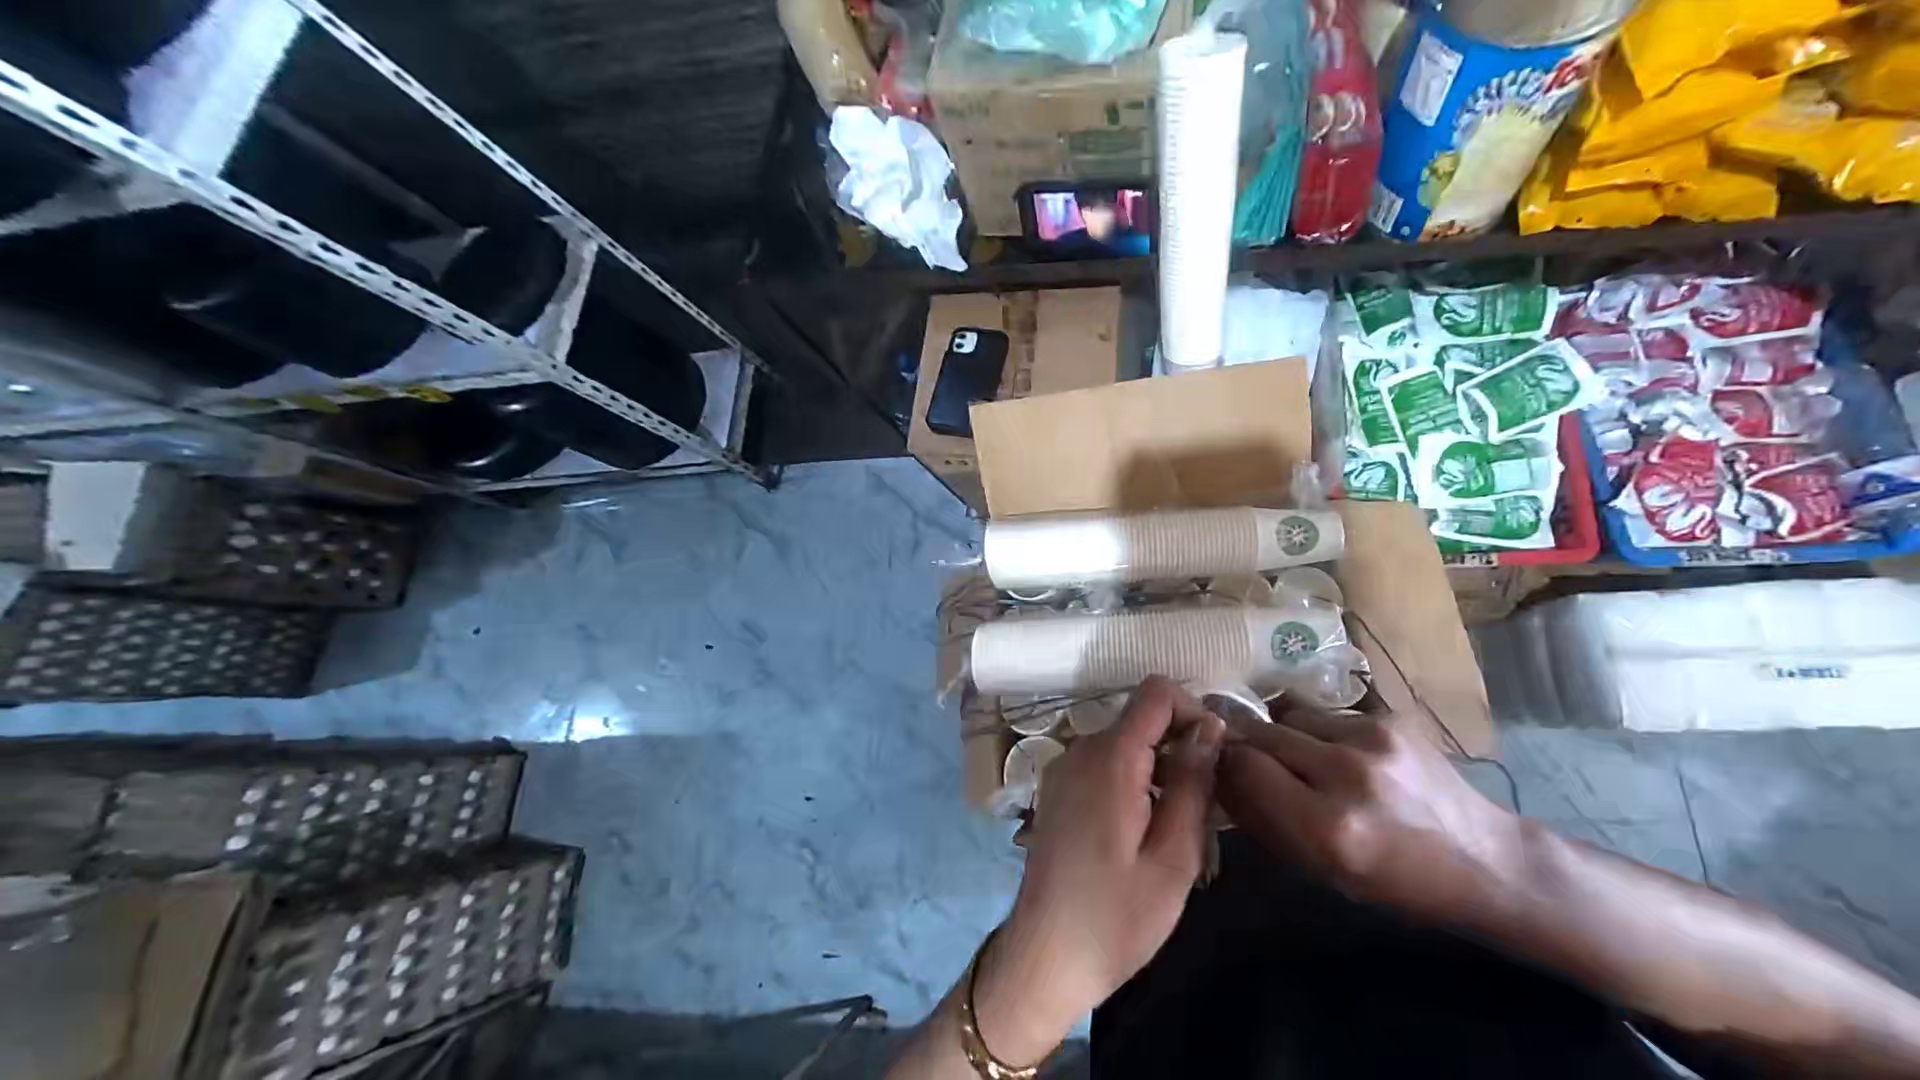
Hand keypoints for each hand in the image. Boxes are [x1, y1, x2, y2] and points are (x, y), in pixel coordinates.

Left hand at [972, 676, 1224, 1065]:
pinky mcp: (1058, 790)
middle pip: (1141, 718)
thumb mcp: (1174, 856)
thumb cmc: (1116, 916)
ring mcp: (1064, 769)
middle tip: (1208, 804)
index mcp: (1110, 758)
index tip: (1217, 757)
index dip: (1193, 710)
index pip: (1155, 693)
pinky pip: (1104, 765)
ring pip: (1125, 744)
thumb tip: (1210, 726)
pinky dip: (1134, 781)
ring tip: (1182, 827)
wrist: (1046, 954)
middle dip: (1181, 747)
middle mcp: (1080, 750)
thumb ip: (1194, 783)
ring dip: (1160, 769)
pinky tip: (1147, 832)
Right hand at [1215, 703, 1522, 925]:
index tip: (1220, 764)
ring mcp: (1372, 739)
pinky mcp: (1390, 718)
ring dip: (1285, 735)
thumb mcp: (1319, 868)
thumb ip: (1261, 817)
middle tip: (1247, 754)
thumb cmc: (1395, 880)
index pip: (1242, 766)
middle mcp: (1346, 774)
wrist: (1488, 861)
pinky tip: (1345, 756)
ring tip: (1305, 759)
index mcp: (1326, 827)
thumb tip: (1215, 770)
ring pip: (1290, 717)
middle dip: (1248, 743)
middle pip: (1262, 733)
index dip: (1225, 762)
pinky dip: (1321, 732)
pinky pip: (1327, 715)